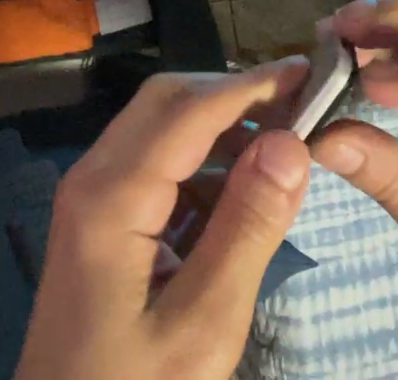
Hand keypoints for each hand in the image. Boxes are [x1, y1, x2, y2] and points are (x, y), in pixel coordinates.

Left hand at [16, 59, 311, 379]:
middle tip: (299, 108)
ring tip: (282, 148)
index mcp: (110, 196)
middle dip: (232, 96)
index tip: (307, 71)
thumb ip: (246, 230)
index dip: (248, 86)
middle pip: (164, 103)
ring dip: (218, 127)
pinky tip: (239, 194)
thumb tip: (290, 143)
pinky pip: (151, 165)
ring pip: (157, 128)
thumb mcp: (202, 325)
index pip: (186, 111)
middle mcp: (92, 176)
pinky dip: (199, 164)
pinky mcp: (98, 216)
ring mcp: (90, 195)